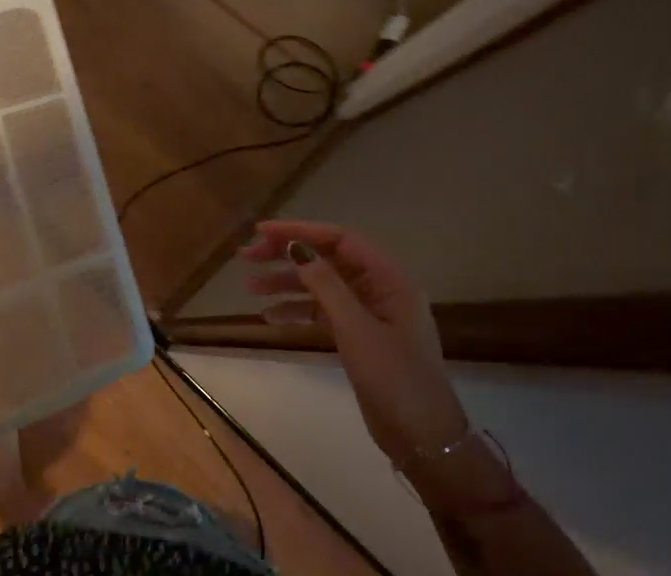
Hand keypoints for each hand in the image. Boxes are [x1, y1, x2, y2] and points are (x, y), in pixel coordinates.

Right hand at [242, 220, 467, 463]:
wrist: (423, 438)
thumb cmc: (394, 378)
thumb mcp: (356, 328)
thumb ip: (325, 284)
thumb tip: (295, 247)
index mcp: (390, 281)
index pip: (340, 240)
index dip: (299, 231)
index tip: (260, 232)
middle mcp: (380, 290)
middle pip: (327, 259)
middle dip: (286, 255)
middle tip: (247, 257)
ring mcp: (369, 314)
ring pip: (320, 285)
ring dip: (285, 283)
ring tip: (251, 289)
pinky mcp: (358, 336)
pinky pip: (321, 311)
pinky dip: (296, 310)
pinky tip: (270, 318)